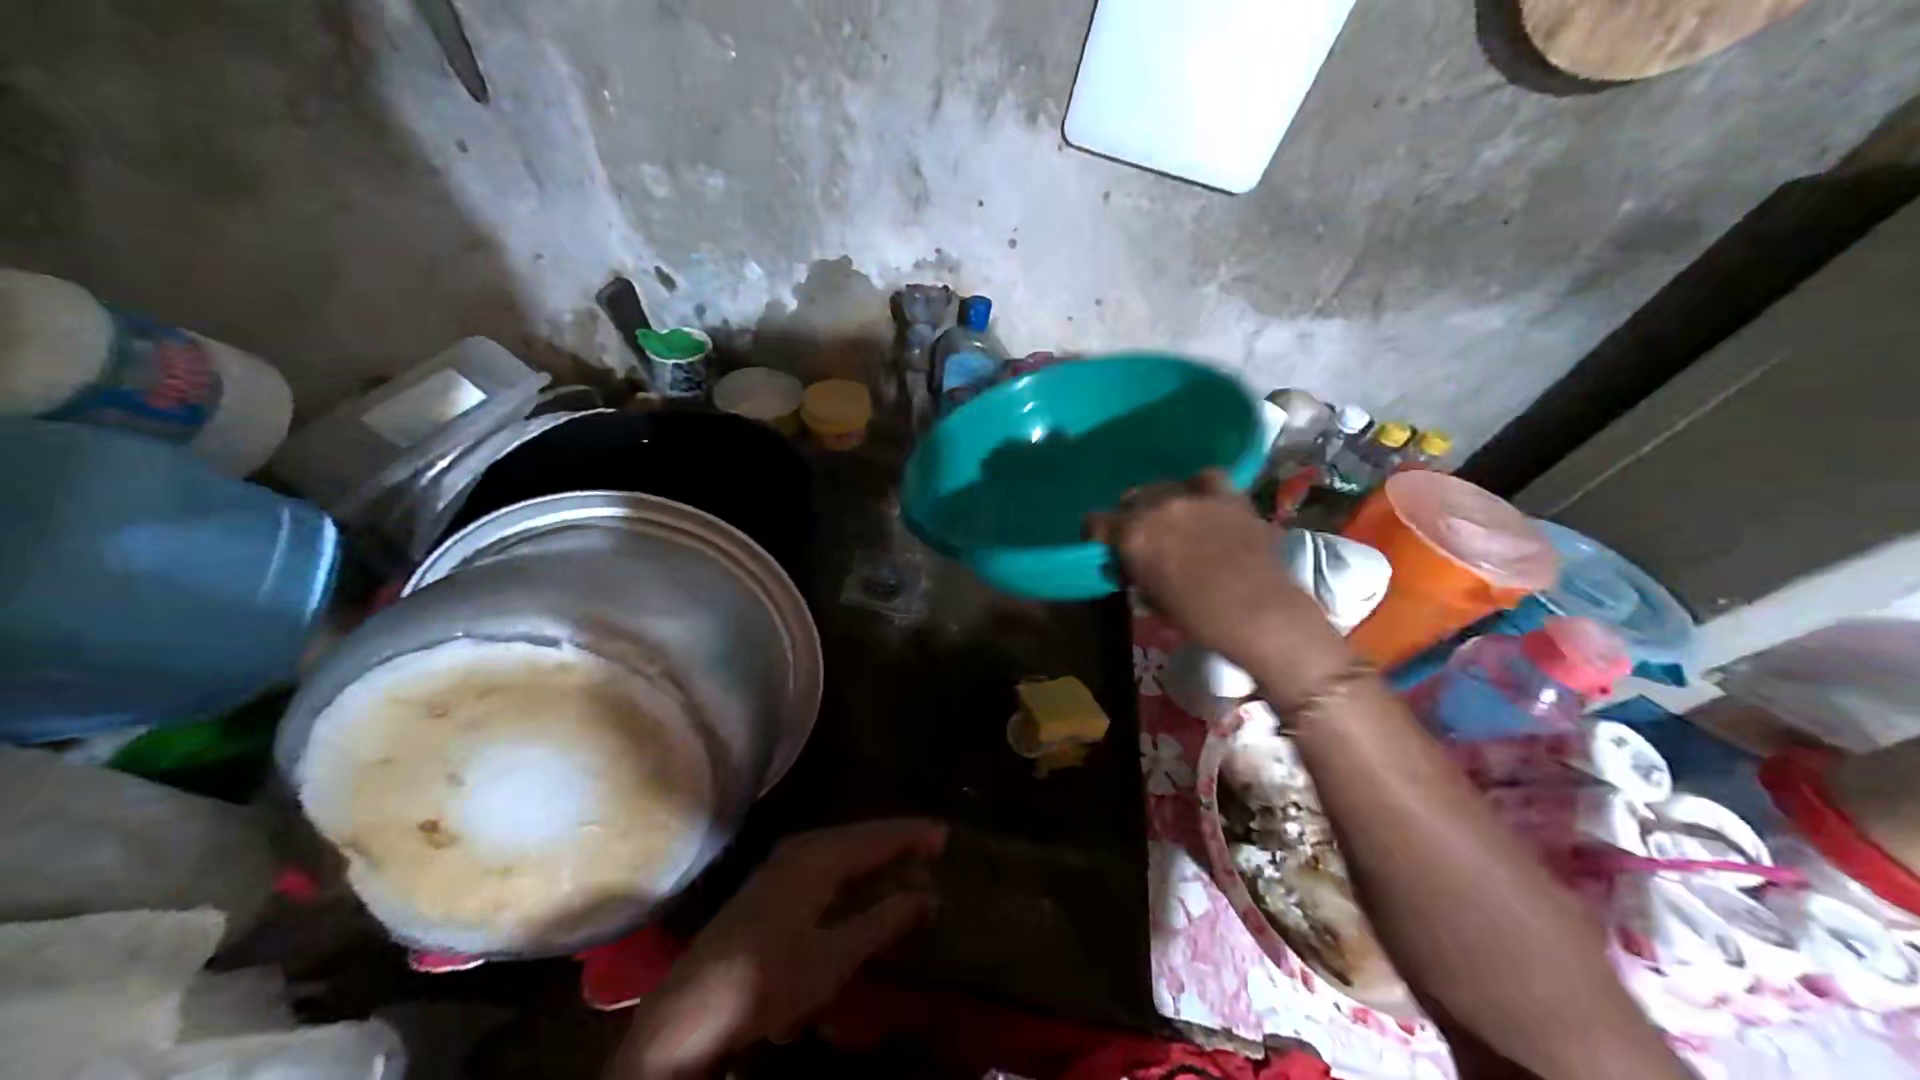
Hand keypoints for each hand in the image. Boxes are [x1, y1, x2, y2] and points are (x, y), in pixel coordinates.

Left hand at [611, 819, 947, 1078]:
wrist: (691, 1011)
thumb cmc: (768, 980)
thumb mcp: (836, 957)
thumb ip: (885, 921)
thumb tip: (929, 895)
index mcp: (816, 856)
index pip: (876, 836)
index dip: (912, 834)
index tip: (946, 835)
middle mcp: (798, 850)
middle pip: (859, 839)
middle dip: (897, 848)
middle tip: (933, 857)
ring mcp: (780, 868)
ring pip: (841, 854)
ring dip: (874, 864)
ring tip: (906, 874)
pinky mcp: (771, 889)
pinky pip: (824, 869)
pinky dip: (851, 877)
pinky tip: (862, 893)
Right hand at [1088, 471, 1350, 702]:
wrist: (1258, 612)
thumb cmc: (1198, 617)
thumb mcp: (1151, 599)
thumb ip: (1134, 572)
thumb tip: (1130, 564)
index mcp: (1131, 536)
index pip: (1095, 522)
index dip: (1097, 536)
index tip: (1106, 548)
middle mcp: (1155, 507)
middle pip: (1128, 500)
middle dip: (1131, 519)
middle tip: (1144, 541)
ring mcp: (1192, 496)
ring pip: (1162, 487)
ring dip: (1161, 504)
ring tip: (1175, 523)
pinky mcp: (1226, 494)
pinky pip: (1203, 479)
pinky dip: (1198, 489)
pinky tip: (1203, 505)